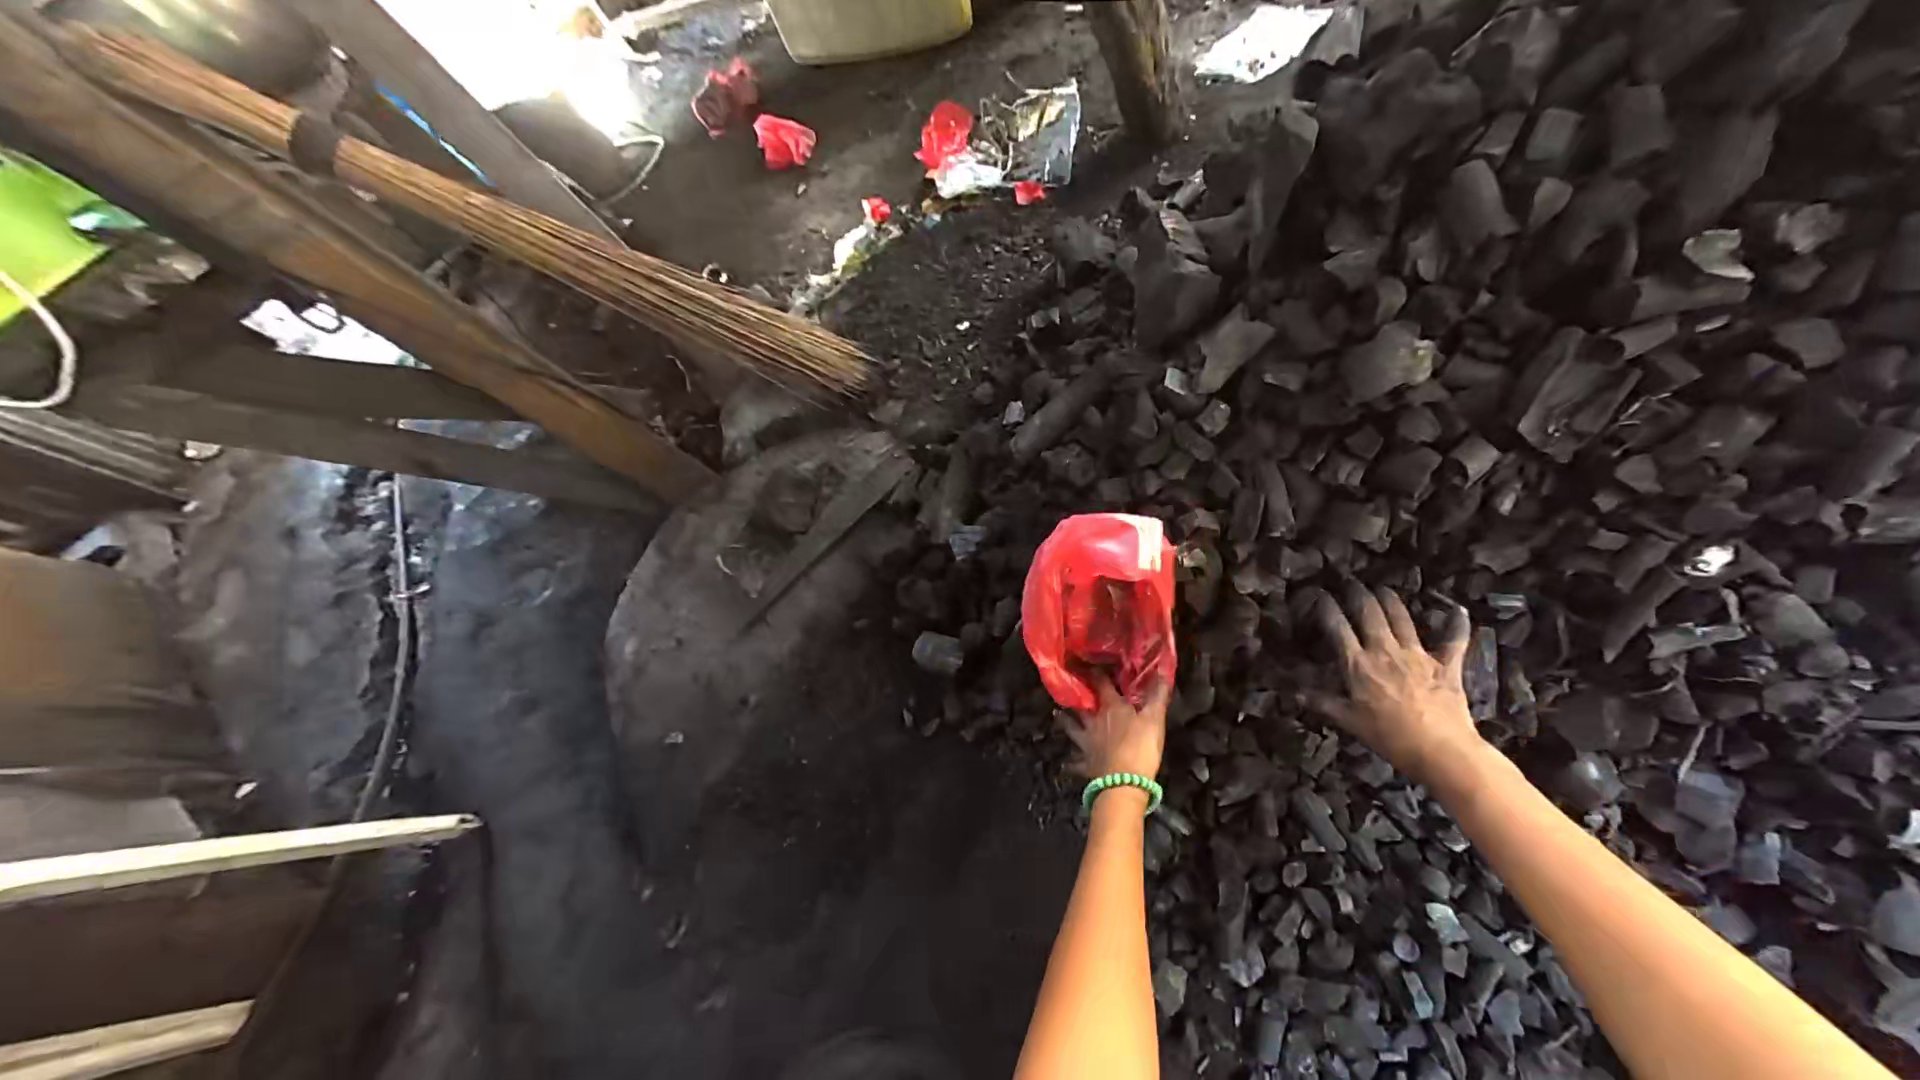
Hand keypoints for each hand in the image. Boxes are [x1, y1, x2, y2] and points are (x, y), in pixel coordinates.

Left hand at [1063, 675, 1168, 778]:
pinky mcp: (1085, 763)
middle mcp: (1093, 721)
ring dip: (1064, 721)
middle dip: (1075, 697)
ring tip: (1057, 714)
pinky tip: (1065, 763)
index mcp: (1110, 707)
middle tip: (1067, 689)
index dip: (1096, 673)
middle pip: (1081, 706)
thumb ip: (1158, 694)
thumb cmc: (1141, 746)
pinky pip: (1074, 762)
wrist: (1124, 781)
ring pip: (1071, 728)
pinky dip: (1070, 762)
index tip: (1089, 664)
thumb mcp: (1154, 718)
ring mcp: (1086, 742)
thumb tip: (1162, 667)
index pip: (1100, 684)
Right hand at [1304, 586, 1486, 787]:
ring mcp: (1418, 655)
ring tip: (1383, 588)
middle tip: (1351, 582)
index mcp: (1358, 664)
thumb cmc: (1389, 737)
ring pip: (1402, 618)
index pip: (1337, 626)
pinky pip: (1454, 639)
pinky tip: (1457, 609)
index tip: (1319, 594)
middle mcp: (1385, 650)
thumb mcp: (1348, 721)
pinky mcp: (1447, 665)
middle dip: (1358, 593)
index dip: (1326, 607)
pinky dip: (1456, 623)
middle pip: (1369, 612)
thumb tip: (1292, 691)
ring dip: (1391, 600)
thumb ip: (1322, 702)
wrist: (1442, 751)